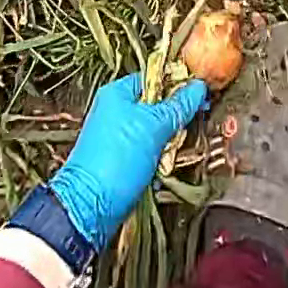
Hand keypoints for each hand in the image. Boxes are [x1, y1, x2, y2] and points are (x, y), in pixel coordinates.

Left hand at [49, 74, 208, 250]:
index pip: (156, 76)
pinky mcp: (120, 159)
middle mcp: (115, 110)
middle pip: (158, 103)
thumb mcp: (155, 126)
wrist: (88, 211)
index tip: (196, 94)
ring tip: (170, 152)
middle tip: (185, 126)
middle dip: (174, 117)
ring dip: (168, 140)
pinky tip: (162, 167)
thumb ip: (180, 105)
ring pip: (155, 128)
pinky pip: (148, 149)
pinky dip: (158, 157)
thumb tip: (198, 87)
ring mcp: (117, 135)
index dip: (178, 83)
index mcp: (118, 92)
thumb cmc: (116, 160)